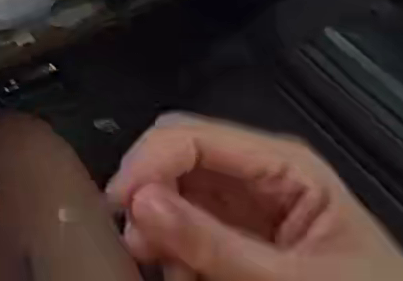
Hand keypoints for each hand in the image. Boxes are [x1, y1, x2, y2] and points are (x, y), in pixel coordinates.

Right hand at [107, 114, 402, 280]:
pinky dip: (174, 243)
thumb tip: (136, 202)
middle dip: (148, 189)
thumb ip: (214, 244)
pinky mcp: (246, 236)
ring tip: (155, 262)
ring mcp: (251, 204)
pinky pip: (192, 221)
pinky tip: (177, 270)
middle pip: (178, 154)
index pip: (189, 135)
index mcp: (282, 164)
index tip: (120, 204)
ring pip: (177, 188)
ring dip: (157, 220)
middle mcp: (259, 172)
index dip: (147, 161)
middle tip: (131, 236)